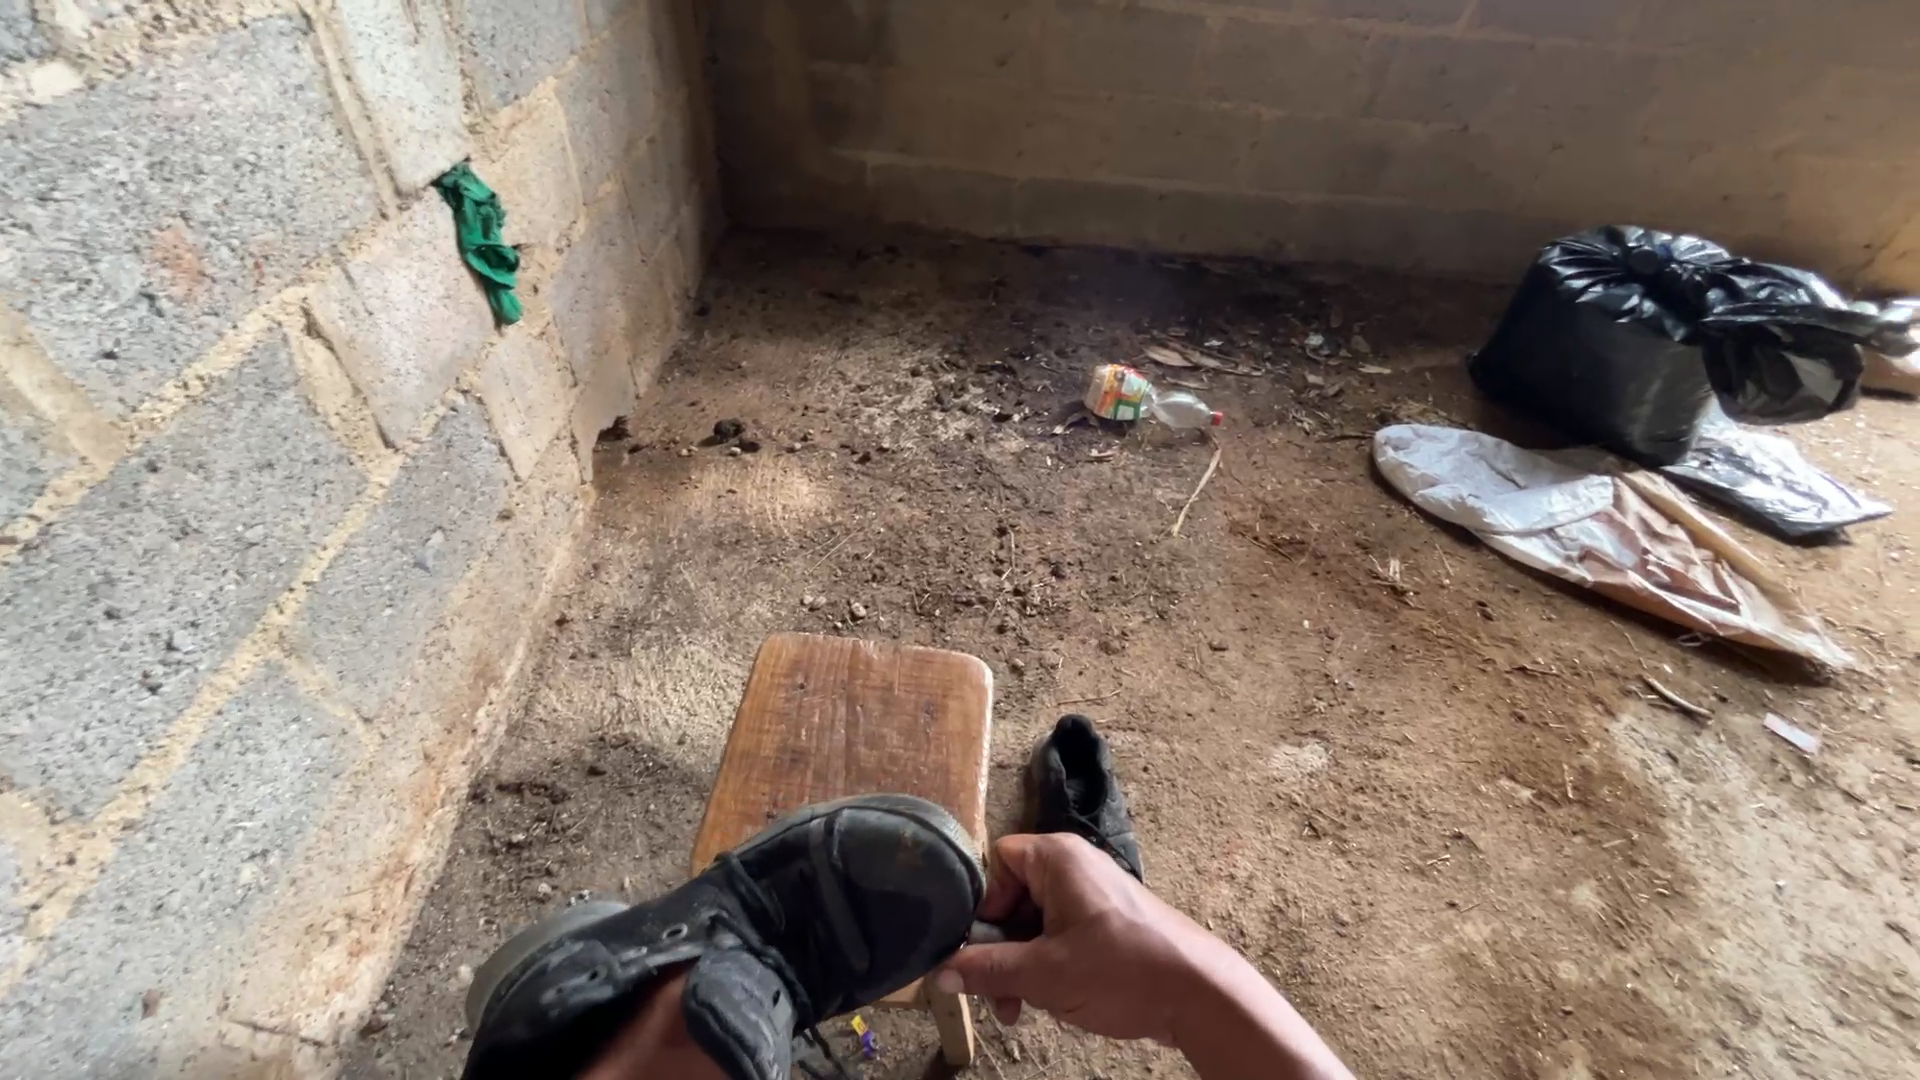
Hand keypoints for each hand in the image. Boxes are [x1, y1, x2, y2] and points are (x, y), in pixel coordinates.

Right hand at [931, 833, 1212, 1042]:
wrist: (1198, 992)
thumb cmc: (1119, 969)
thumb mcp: (1044, 974)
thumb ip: (988, 970)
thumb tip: (939, 974)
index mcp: (1056, 857)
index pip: (997, 860)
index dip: (984, 903)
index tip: (982, 947)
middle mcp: (1072, 864)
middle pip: (1014, 894)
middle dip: (1001, 946)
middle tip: (996, 991)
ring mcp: (1092, 891)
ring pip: (1036, 919)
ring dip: (1022, 962)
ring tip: (1020, 1008)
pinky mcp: (1107, 918)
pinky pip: (1060, 930)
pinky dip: (1048, 961)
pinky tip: (1050, 998)